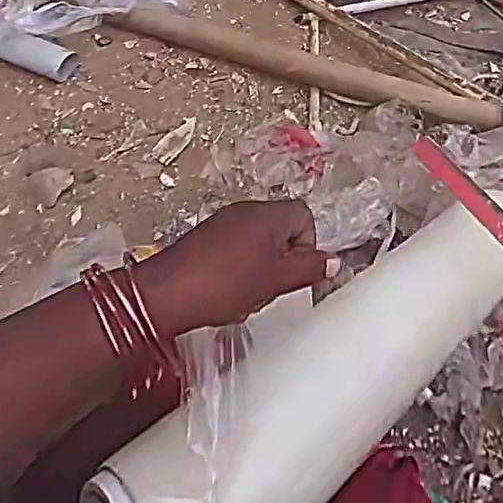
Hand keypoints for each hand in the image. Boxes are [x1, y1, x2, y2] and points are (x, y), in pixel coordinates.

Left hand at [136, 200, 334, 332]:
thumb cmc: (226, 284)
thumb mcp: (275, 280)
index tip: (293, 272)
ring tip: (249, 291)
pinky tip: (229, 290)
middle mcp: (247, 209)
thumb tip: (334, 261)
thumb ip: (308, 268)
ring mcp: (225, 220)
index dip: (306, 244)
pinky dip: (242, 265)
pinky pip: (238, 245)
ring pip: (261, 239)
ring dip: (263, 264)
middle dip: (283, 258)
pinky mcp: (209, 235)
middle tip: (271, 285)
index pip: (304, 216)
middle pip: (283, 227)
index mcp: (267, 214)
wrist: (168, 292)